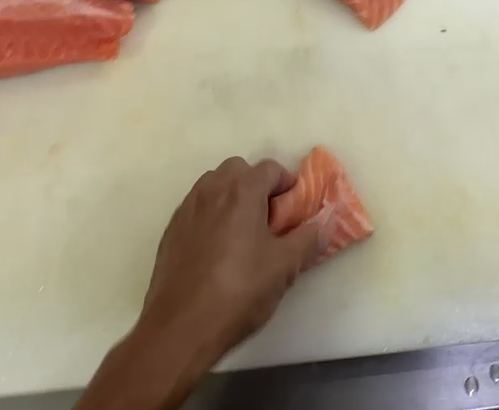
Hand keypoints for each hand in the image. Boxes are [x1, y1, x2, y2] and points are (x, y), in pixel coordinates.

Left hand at [77, 157, 328, 409]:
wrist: (179, 329)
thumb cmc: (238, 292)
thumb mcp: (284, 267)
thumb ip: (309, 238)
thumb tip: (327, 220)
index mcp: (242, 190)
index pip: (271, 168)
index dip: (287, 185)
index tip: (293, 211)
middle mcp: (212, 189)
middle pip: (239, 169)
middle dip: (256, 185)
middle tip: (268, 219)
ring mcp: (187, 208)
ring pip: (214, 185)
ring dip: (231, 197)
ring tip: (242, 233)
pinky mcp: (171, 230)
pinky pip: (196, 207)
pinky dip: (210, 215)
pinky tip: (216, 250)